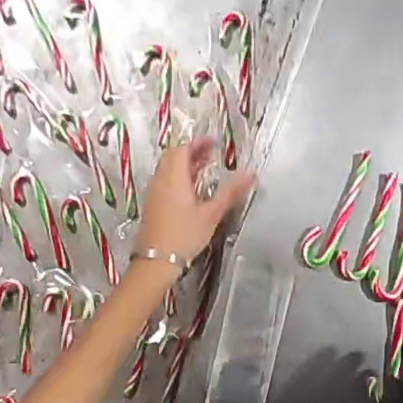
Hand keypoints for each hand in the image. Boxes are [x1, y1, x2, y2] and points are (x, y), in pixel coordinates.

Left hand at [133, 137, 255, 268]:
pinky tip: (188, 191)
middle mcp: (160, 180)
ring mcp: (153, 193)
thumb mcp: (211, 214)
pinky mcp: (151, 206)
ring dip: (183, 165)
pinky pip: (163, 182)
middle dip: (191, 151)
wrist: (156, 260)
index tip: (214, 142)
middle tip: (209, 154)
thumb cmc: (183, 236)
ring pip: (166, 169)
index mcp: (174, 177)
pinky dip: (176, 178)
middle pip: (173, 156)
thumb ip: (230, 192)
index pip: (183, 149)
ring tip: (201, 170)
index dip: (198, 143)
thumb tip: (251, 174)